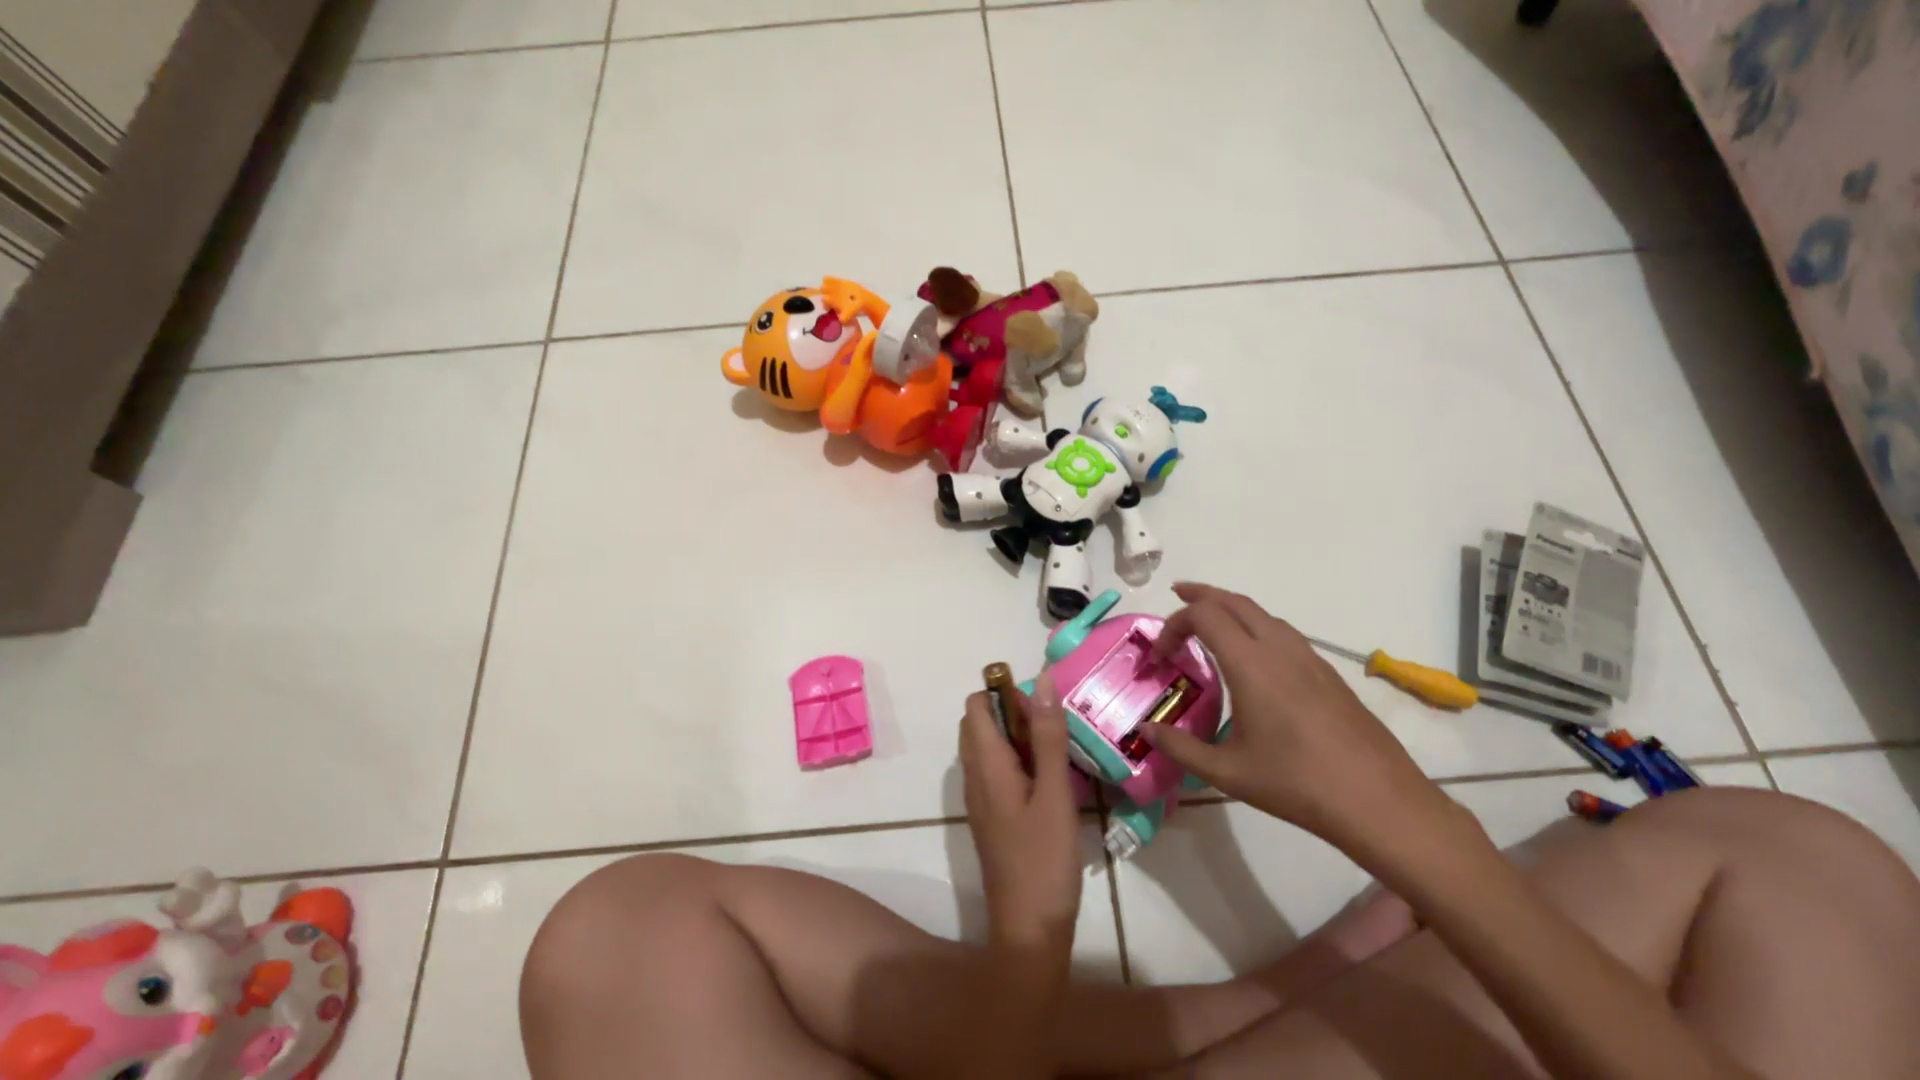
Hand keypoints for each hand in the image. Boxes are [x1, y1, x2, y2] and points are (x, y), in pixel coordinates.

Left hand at [959, 673, 1082, 953]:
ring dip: (1020, 740)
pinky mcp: (992, 819)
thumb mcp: (1054, 792)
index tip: (1044, 707)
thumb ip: (1048, 736)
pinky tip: (1052, 781)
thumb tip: (1042, 680)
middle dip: (1014, 714)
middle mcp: (974, 777)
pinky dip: (1020, 764)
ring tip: (1060, 752)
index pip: (976, 705)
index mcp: (984, 765)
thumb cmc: (1044, 858)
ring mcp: (981, 800)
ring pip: (991, 750)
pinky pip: (998, 774)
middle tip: (1056, 731)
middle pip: (981, 725)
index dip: (1005, 694)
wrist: (1028, 928)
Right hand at [1142, 583, 1462, 857]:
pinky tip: (1252, 658)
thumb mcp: (1227, 772)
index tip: (1160, 656)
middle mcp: (1280, 649)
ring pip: (1264, 614)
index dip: (1174, 625)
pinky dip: (1256, 628)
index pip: (1205, 616)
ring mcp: (1309, 659)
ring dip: (1232, 609)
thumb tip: (1146, 730)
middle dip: (1203, 595)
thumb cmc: (1296, 784)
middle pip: (1236, 601)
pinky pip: (1284, 634)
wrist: (1377, 799)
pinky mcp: (1328, 674)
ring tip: (1210, 623)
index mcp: (1251, 665)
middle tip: (1177, 597)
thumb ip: (1180, 747)